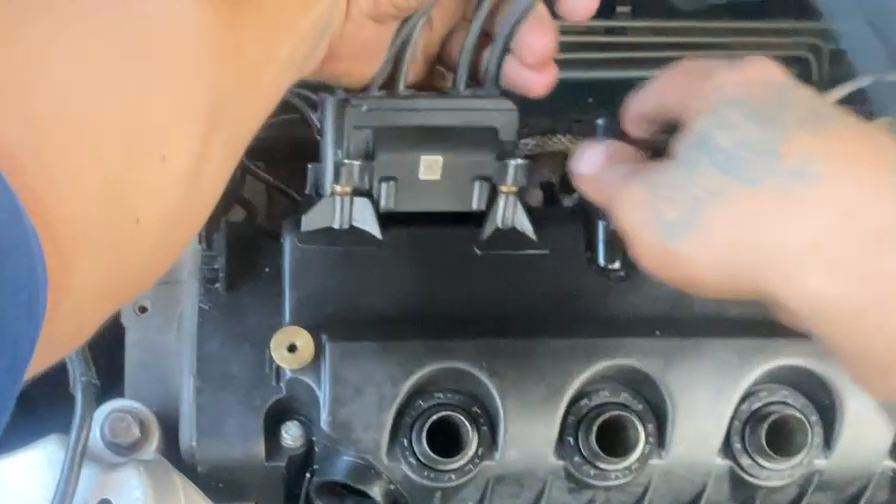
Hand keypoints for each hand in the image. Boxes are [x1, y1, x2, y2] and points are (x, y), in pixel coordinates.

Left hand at [310, 0, 600, 97]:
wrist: (315, 10)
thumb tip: (524, 4)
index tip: (581, 8)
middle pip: (503, 9)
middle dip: (531, 30)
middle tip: (545, 54)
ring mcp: (425, 21)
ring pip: (481, 45)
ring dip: (512, 63)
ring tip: (535, 80)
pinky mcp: (406, 65)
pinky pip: (447, 80)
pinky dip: (471, 92)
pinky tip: (491, 101)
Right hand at [565, 58, 895, 320]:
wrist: (858, 255)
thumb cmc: (732, 225)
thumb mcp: (643, 210)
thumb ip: (608, 180)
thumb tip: (586, 155)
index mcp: (721, 87)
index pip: (658, 86)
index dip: (627, 126)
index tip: (618, 164)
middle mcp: (777, 89)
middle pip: (709, 113)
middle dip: (677, 152)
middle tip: (657, 203)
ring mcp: (824, 122)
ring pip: (752, 142)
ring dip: (723, 174)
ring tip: (711, 229)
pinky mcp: (857, 163)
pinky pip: (791, 173)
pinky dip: (768, 196)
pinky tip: (762, 238)